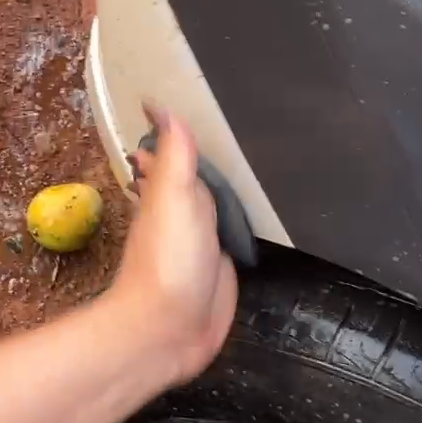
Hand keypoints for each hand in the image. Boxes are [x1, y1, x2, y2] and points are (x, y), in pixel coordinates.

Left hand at [105, 106, 238, 382]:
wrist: (169, 328)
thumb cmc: (167, 261)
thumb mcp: (172, 198)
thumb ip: (173, 156)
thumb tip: (156, 104)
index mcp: (170, 192)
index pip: (179, 152)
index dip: (188, 130)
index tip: (207, 94)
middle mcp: (186, 213)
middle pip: (203, 177)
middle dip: (217, 155)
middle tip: (249, 122)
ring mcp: (204, 242)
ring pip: (220, 205)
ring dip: (233, 188)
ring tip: (264, 157)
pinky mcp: (222, 268)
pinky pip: (236, 236)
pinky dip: (245, 222)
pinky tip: (262, 212)